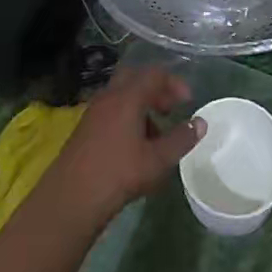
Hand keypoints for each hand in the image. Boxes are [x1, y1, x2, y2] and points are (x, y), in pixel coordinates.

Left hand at [42, 65, 204, 223]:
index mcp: (128, 97)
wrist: (71, 197)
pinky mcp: (84, 128)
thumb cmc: (120, 173)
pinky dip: (127, 117)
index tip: (187, 101)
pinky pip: (111, 110)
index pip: (154, 74)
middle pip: (135, 79)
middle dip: (155, 90)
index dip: (174, 83)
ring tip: (156, 134)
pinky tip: (134, 146)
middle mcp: (109, 97)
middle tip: (169, 109)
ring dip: (142, 106)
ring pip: (122, 96)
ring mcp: (93, 112)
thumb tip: (200, 123)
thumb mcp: (158, 159)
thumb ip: (181, 139)